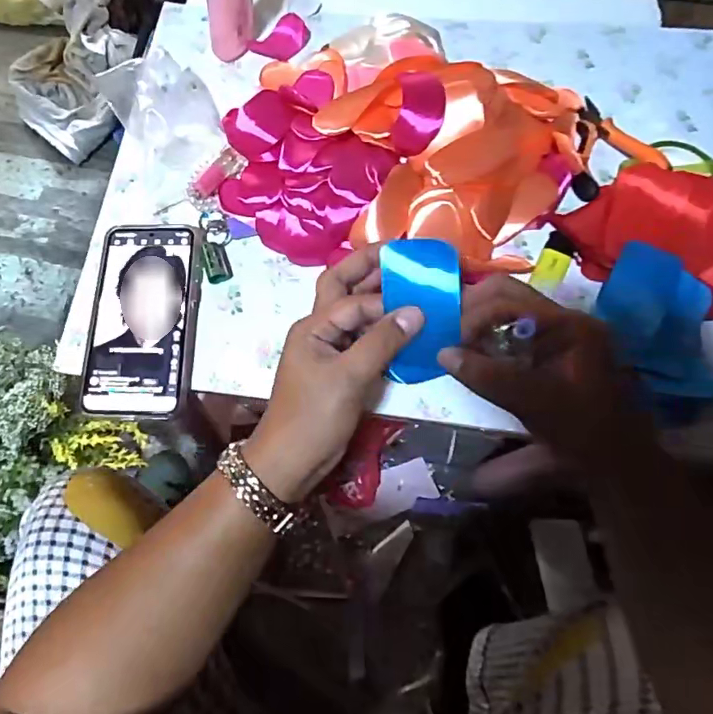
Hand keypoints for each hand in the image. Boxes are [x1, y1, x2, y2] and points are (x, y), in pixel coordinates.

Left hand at [246, 246, 420, 500]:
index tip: (421, 298)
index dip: (387, 299)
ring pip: (353, 309)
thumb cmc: (314, 417)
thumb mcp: (349, 377)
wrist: (291, 462)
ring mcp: (330, 348)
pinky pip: (363, 335)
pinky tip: (405, 323)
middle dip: (368, 266)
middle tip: (401, 251)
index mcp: (313, 326)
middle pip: (342, 286)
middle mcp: (319, 328)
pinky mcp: (341, 367)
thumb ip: (383, 341)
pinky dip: (382, 325)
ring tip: (409, 280)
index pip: (355, 301)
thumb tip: (417, 310)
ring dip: (377, 293)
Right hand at [436, 275, 645, 466]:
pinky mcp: (557, 350)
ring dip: (482, 323)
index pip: (509, 299)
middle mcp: (567, 319)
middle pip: (509, 295)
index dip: (473, 315)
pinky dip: (493, 338)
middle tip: (448, 334)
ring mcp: (564, 333)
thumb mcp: (535, 404)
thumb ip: (490, 377)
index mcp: (569, 324)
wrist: (623, 464)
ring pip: (511, 310)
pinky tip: (479, 357)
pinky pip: (517, 330)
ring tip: (459, 346)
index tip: (451, 341)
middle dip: (474, 310)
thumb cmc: (584, 433)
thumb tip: (444, 353)